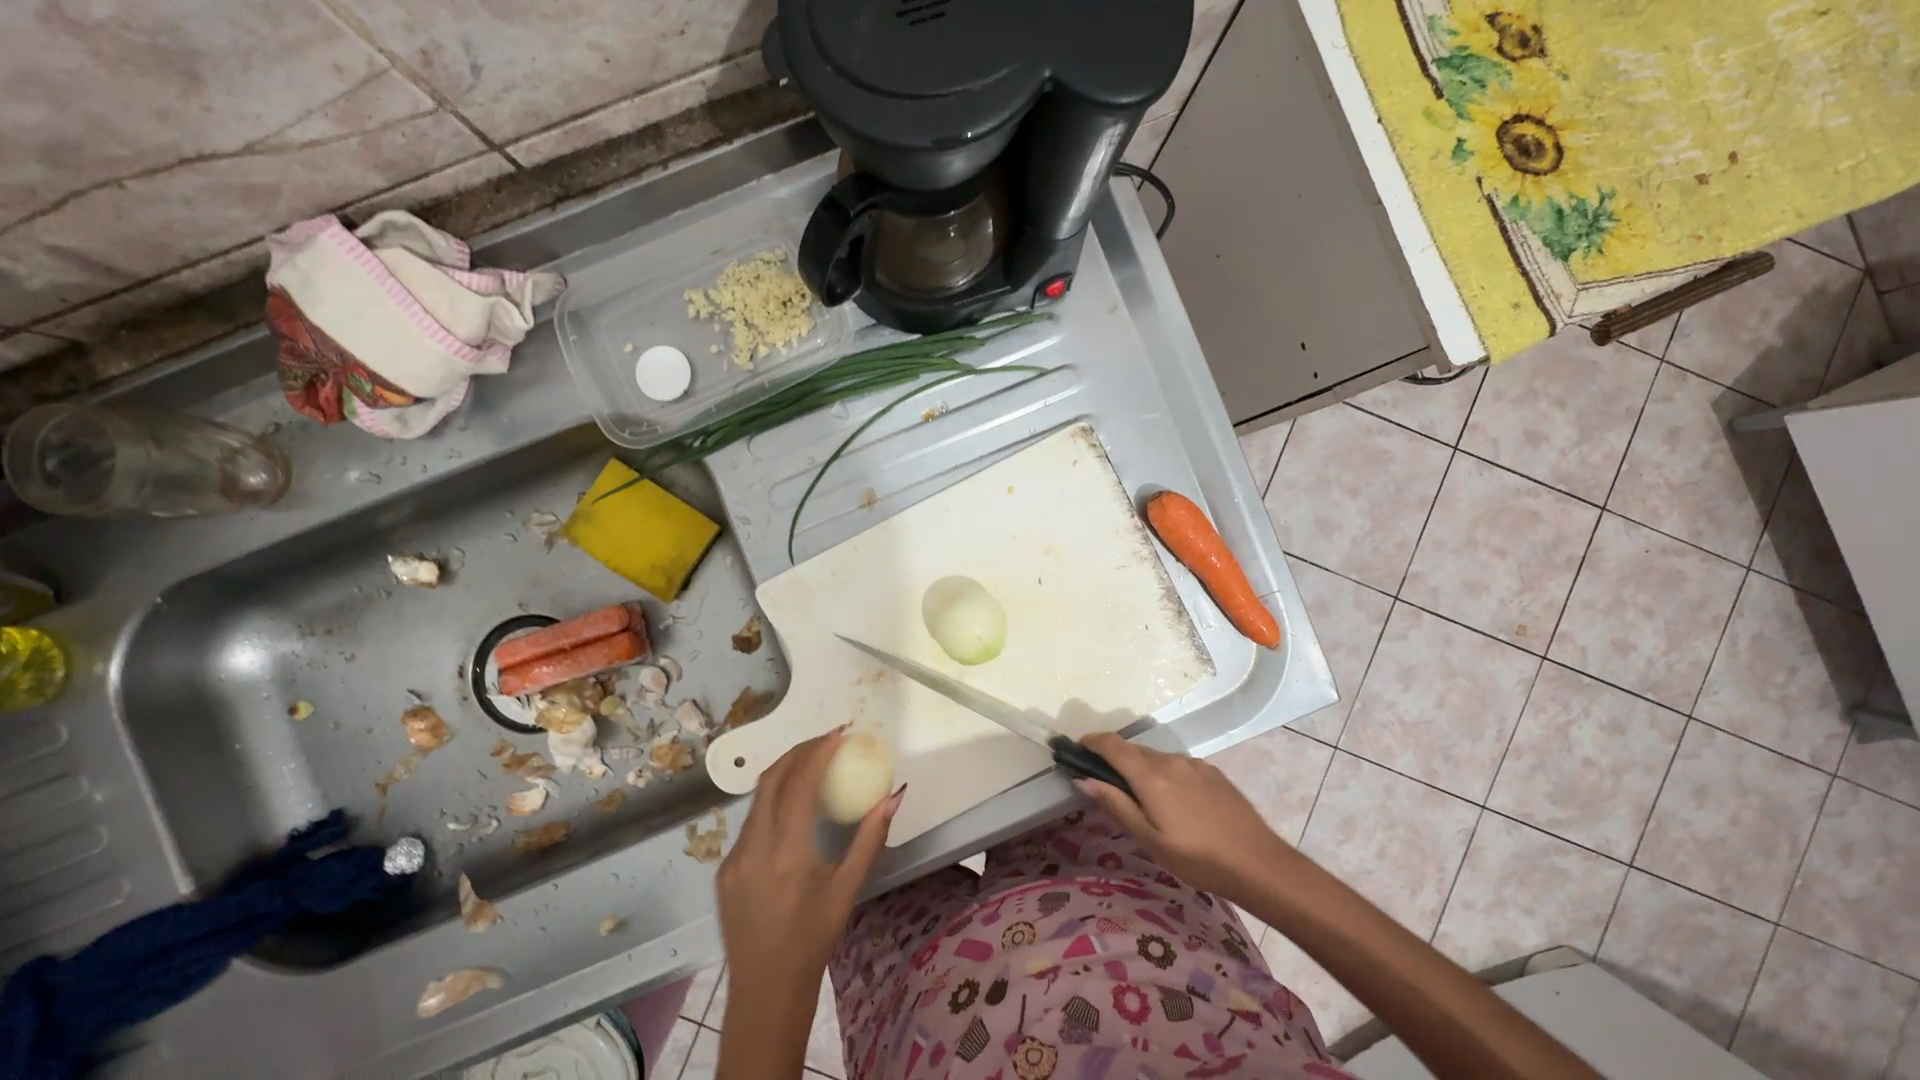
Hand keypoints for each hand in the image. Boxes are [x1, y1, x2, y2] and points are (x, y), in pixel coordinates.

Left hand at [716, 728, 903, 997]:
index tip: (838, 735)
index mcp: (787, 854)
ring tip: (811, 767)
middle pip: (771, 780)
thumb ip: (869, 840)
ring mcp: (733, 857)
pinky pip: (750, 824)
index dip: (818, 752)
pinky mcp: (725, 869)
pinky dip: (772, 804)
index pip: (799, 784)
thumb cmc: (813, 939)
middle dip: (798, 752)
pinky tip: (791, 811)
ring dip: (783, 775)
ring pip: (757, 800)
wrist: (765, 987)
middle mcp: (754, 848)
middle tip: (825, 742)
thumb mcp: (847, 891)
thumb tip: (893, 798)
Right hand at [1074, 732, 1298, 897]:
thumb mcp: (1149, 839)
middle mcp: (1172, 761)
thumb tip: (1084, 779)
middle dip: (1114, 759)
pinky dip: (1164, 775)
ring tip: (1141, 799)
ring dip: (1141, 769)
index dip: (1091, 742)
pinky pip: (1178, 766)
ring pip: (1157, 759)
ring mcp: (1195, 764)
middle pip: (1134, 751)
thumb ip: (1116, 805)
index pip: (1112, 745)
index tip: (1076, 749)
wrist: (1257, 863)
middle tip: (1104, 783)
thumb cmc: (1196, 858)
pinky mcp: (1213, 773)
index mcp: (1151, 776)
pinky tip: (1173, 803)